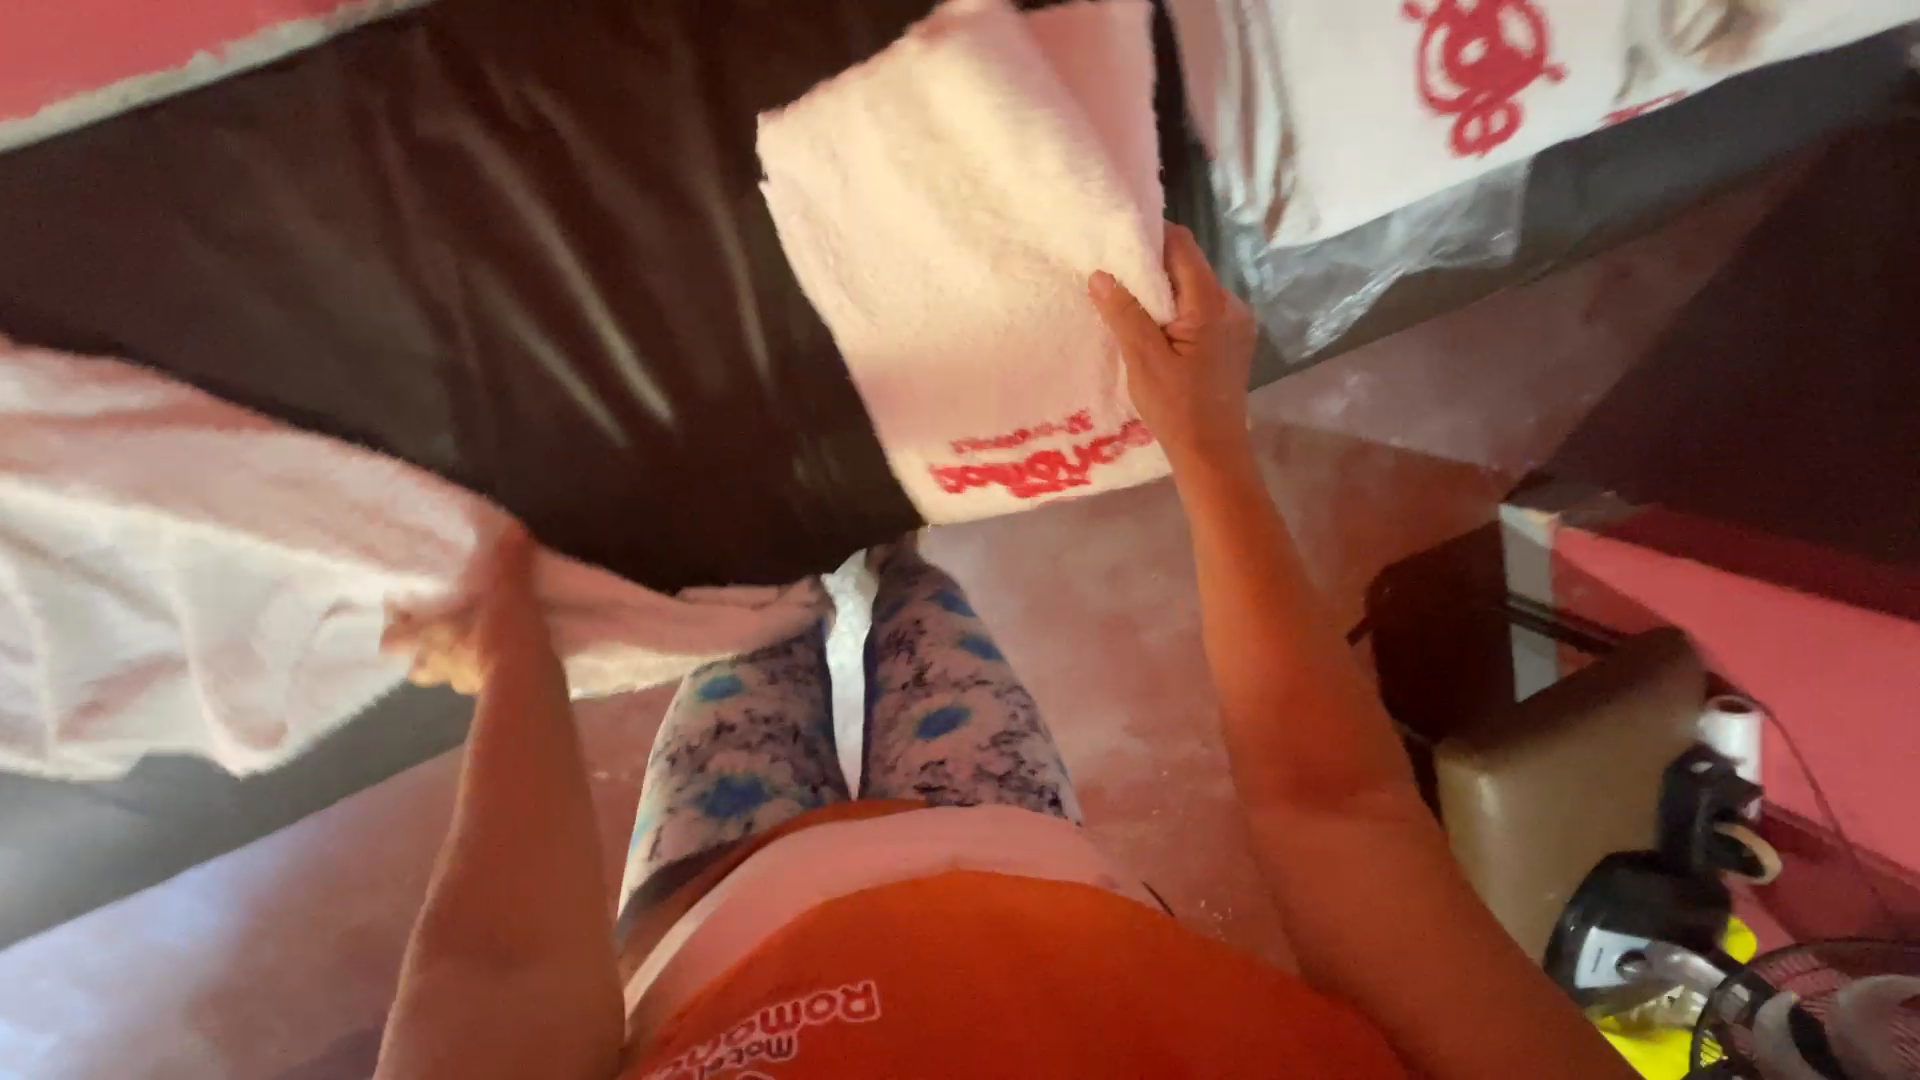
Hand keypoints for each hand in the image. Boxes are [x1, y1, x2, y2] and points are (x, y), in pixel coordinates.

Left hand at [382, 523, 543, 695]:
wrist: (528, 681)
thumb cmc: (501, 634)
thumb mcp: (507, 589)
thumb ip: (509, 562)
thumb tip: (513, 531)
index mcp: (426, 638)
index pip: (391, 638)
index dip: (395, 626)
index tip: (406, 612)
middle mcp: (437, 664)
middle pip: (415, 666)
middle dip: (425, 653)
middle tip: (445, 635)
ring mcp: (463, 683)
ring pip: (448, 676)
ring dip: (457, 665)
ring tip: (478, 650)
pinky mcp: (492, 694)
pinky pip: (483, 682)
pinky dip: (489, 673)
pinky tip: (505, 663)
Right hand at [1088, 223, 1256, 467]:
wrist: (1212, 453)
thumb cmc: (1176, 409)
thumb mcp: (1143, 360)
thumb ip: (1124, 314)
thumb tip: (1100, 275)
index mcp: (1211, 304)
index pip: (1183, 247)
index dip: (1152, 237)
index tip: (1119, 241)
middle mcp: (1232, 305)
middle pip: (1191, 268)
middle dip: (1154, 268)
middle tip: (1117, 275)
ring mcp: (1237, 325)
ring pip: (1196, 291)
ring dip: (1165, 293)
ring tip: (1132, 307)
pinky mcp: (1233, 343)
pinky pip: (1203, 313)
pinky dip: (1179, 314)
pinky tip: (1157, 333)